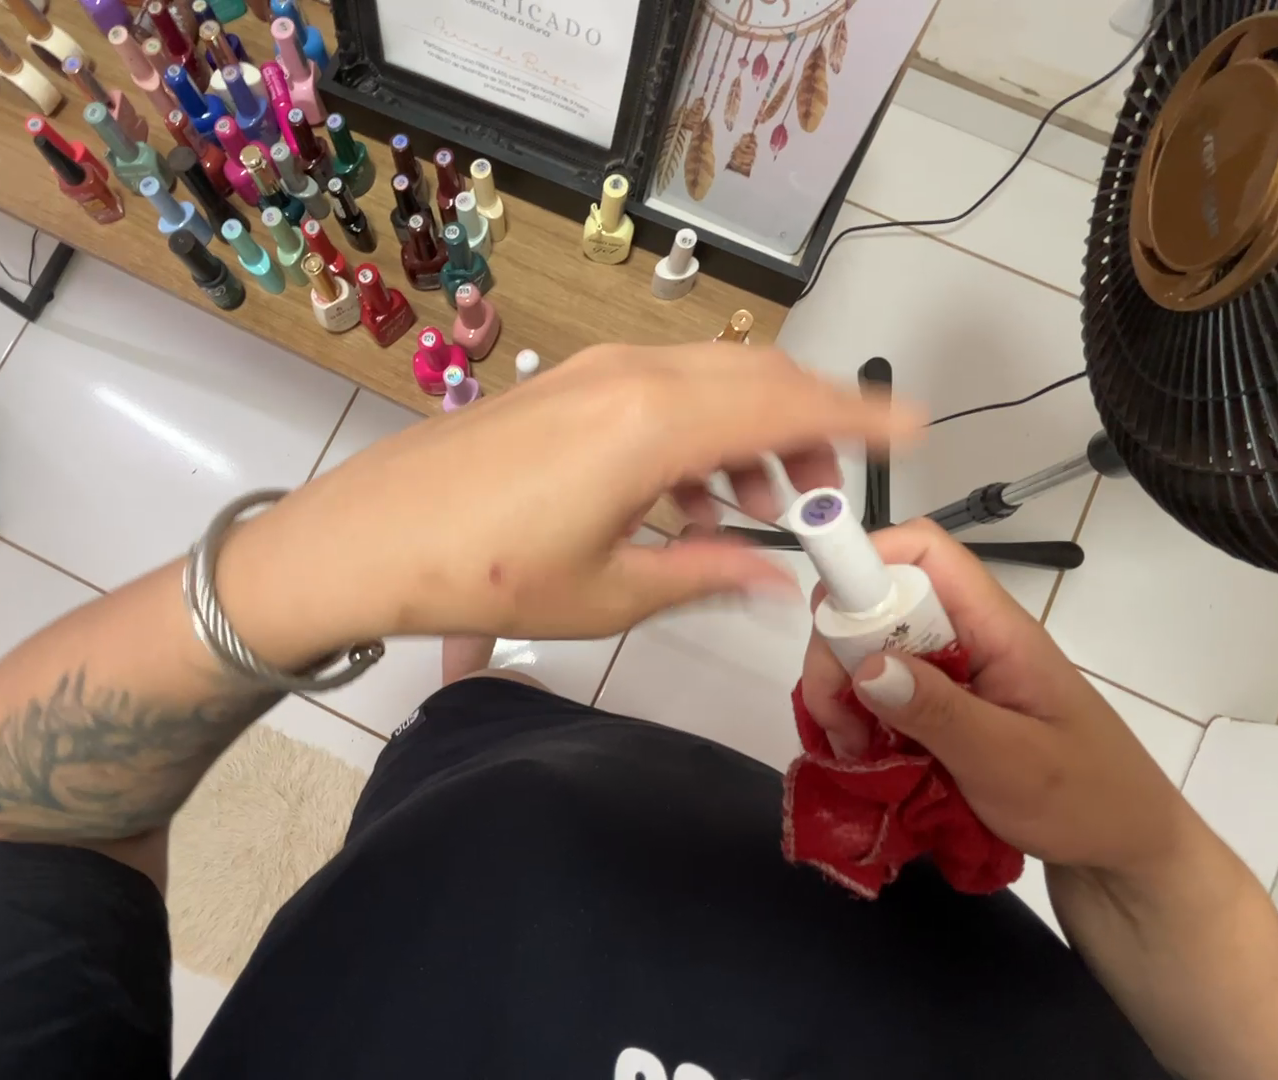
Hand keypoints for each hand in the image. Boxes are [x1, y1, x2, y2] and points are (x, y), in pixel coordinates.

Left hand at [217, 342, 917, 664]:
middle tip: (816, 500)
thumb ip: (706, 572)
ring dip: (747, 433)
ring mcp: (592, 371)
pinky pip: (656, 390)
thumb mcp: (610, 592)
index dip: (861, 415)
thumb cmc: (485, 576)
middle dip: (806, 432)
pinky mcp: (562, 384)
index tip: (910, 431)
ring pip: (707, 381)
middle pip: (757, 379)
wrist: (367, 538)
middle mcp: (633, 376)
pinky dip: (692, 431)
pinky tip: (680, 496)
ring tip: (750, 508)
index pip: (791, 402)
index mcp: (657, 424)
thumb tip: (774, 575)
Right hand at [798, 520, 1194, 879]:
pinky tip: (858, 751)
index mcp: (995, 629)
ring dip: (841, 689)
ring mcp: (947, 671)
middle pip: (876, 602)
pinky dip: (853, 714)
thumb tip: (866, 665)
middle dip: (837, 649)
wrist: (1127, 855)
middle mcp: (964, 637)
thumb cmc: (1089, 803)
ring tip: (850, 746)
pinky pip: (875, 687)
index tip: (829, 619)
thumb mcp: (1014, 763)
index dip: (867, 559)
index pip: (925, 552)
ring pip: (867, 647)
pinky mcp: (934, 703)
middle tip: (834, 714)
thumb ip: (940, 713)